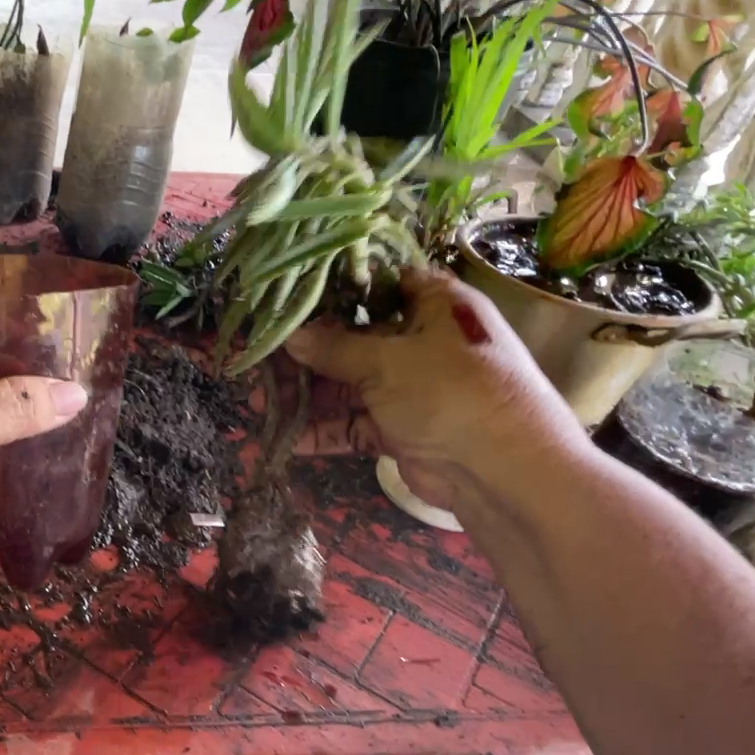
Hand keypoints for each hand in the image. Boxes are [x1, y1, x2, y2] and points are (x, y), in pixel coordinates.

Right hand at [284, 268, 583, 509]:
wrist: (498, 468)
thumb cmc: (450, 392)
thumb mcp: (388, 360)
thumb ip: (335, 348)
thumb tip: (291, 337)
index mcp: (435, 308)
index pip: (381, 285)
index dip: (337, 290)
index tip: (290, 298)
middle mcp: (421, 343)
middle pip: (353, 341)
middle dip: (306, 354)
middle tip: (260, 360)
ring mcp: (408, 389)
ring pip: (347, 386)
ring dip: (306, 396)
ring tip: (257, 404)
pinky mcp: (397, 429)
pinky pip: (351, 425)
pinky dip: (321, 432)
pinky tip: (284, 439)